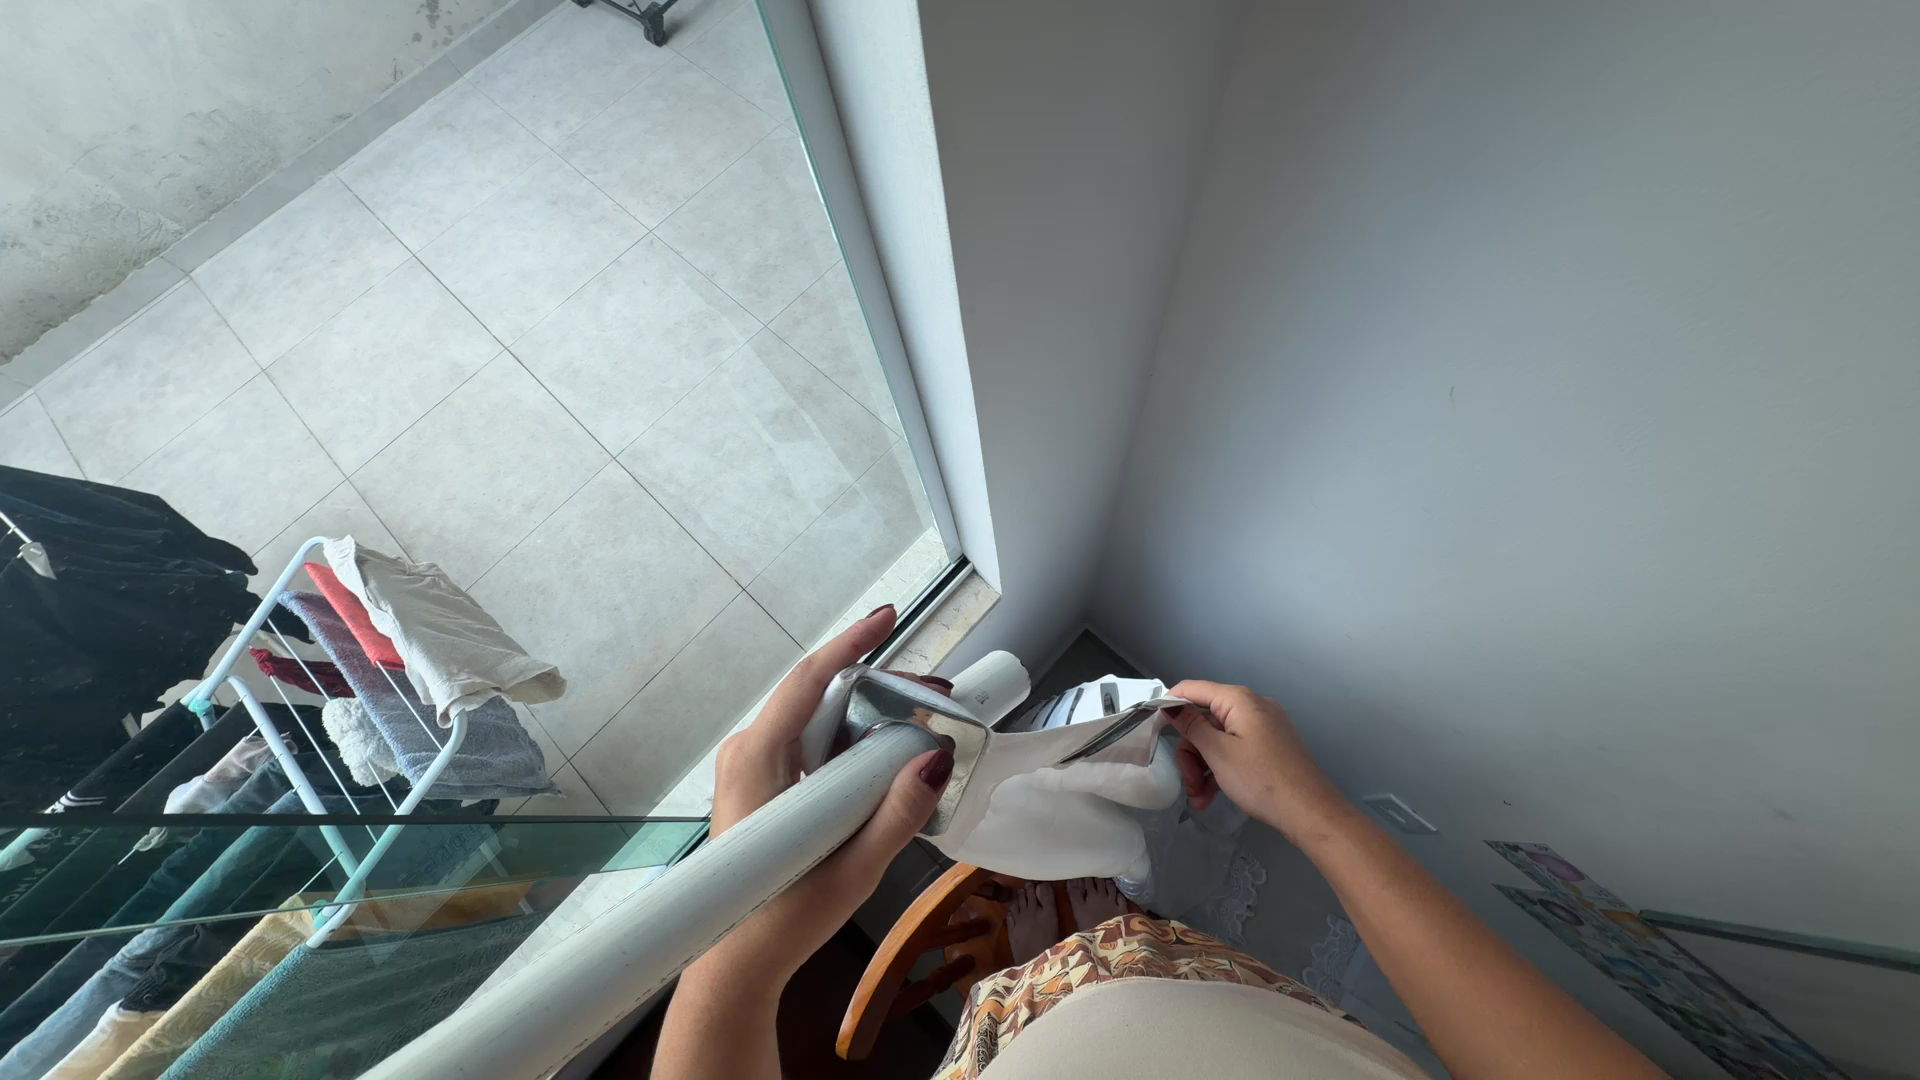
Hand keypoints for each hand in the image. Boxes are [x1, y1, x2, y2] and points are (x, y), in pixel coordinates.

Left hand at [701, 605, 954, 979]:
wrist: (737, 964)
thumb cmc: (784, 919)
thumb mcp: (852, 869)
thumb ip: (896, 815)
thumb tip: (938, 759)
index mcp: (758, 757)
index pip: (808, 680)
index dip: (851, 642)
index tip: (889, 616)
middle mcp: (752, 747)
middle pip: (825, 696)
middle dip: (885, 688)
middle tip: (941, 697)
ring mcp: (757, 761)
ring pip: (825, 719)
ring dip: (875, 718)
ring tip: (927, 727)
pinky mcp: (767, 778)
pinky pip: (819, 743)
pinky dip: (858, 742)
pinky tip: (892, 755)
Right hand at [1166, 680, 1353, 845]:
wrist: (1312, 814)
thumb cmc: (1261, 780)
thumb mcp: (1218, 753)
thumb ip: (1191, 726)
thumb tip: (1171, 706)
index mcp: (1240, 700)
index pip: (1193, 689)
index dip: (1169, 704)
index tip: (1151, 726)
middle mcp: (1253, 706)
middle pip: (1204, 719)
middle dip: (1190, 751)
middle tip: (1188, 782)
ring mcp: (1263, 726)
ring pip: (1217, 738)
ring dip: (1203, 766)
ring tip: (1199, 797)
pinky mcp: (1269, 746)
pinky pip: (1234, 748)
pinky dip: (1220, 768)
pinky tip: (1212, 796)